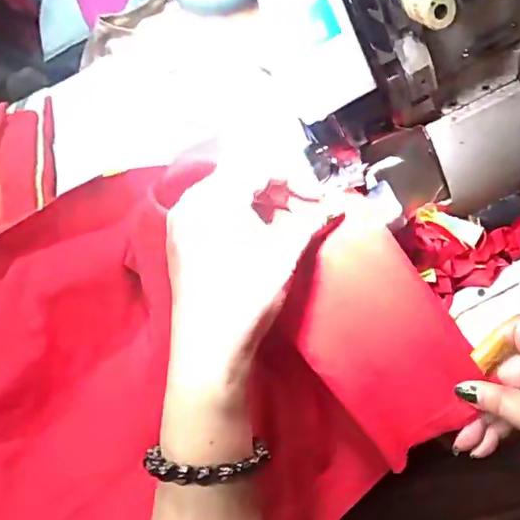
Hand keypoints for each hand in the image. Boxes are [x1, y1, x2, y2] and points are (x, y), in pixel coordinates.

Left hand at [165, 163, 339, 391]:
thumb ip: (310, 221)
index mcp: (210, 197)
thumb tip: (335, 206)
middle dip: (282, 191)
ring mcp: (183, 226)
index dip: (296, 177)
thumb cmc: (245, 297)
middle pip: (242, 178)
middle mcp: (190, 204)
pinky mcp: (185, 247)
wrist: (209, 353)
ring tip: (294, 228)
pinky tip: (267, 240)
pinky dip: (247, 220)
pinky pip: (219, 217)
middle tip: (311, 212)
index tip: (321, 198)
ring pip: (231, 198)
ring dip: (267, 206)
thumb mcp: (283, 254)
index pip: (258, 166)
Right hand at [452, 317, 519, 495]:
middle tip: (457, 419)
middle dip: (479, 398)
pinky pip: (515, 414)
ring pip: (506, 397)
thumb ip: (493, 399)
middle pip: (504, 371)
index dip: (492, 342)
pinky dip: (499, 430)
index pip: (518, 329)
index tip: (470, 367)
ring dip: (485, 420)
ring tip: (465, 446)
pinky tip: (481, 449)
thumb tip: (460, 389)